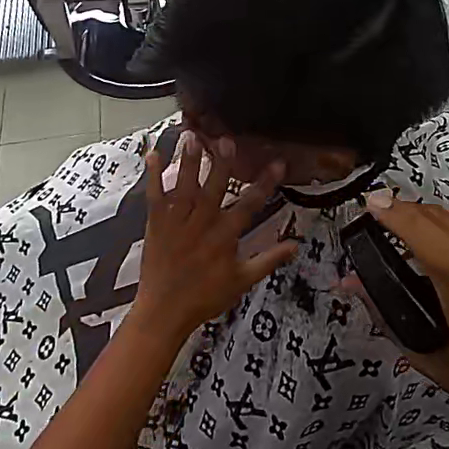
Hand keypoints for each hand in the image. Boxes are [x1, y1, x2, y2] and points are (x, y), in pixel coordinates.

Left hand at [127, 132, 296, 344]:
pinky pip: (154, 196)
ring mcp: (176, 223)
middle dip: (221, 163)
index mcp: (224, 236)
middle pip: (213, 188)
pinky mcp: (155, 225)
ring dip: (188, 161)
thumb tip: (295, 245)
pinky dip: (153, 176)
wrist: (164, 312)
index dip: (265, 183)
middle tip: (226, 139)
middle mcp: (201, 224)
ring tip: (191, 136)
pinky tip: (152, 155)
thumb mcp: (243, 281)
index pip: (249, 204)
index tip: (277, 163)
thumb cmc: (206, 297)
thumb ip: (269, 260)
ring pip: (184, 187)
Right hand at [361, 190, 448, 419]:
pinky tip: (424, 249)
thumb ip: (386, 316)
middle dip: (401, 208)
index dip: (395, 214)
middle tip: (373, 212)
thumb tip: (354, 284)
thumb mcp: (426, 355)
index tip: (369, 204)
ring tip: (392, 226)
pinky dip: (439, 230)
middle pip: (436, 217)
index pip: (424, 232)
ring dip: (420, 217)